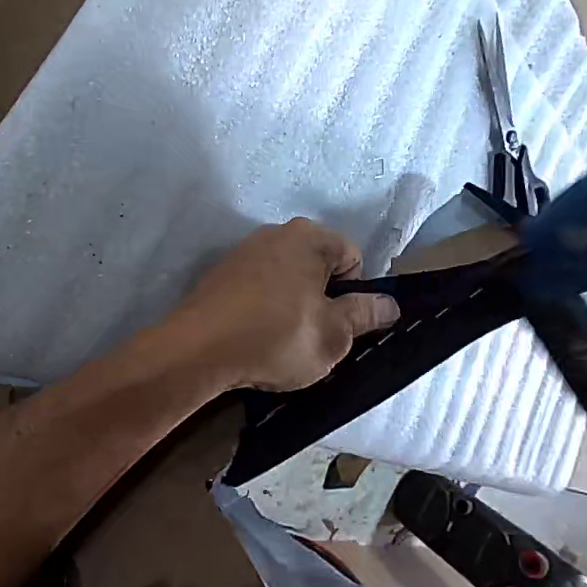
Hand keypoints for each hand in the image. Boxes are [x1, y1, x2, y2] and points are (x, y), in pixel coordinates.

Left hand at [165, 218, 399, 392]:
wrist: (196, 353)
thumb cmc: (277, 337)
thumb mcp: (334, 334)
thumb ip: (367, 315)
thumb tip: (390, 304)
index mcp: (309, 237)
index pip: (352, 258)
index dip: (355, 294)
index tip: (341, 325)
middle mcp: (276, 233)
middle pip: (318, 266)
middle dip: (323, 299)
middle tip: (316, 337)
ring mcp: (243, 252)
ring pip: (287, 279)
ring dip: (294, 306)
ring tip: (283, 342)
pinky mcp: (219, 275)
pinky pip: (257, 289)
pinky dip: (263, 309)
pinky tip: (255, 338)